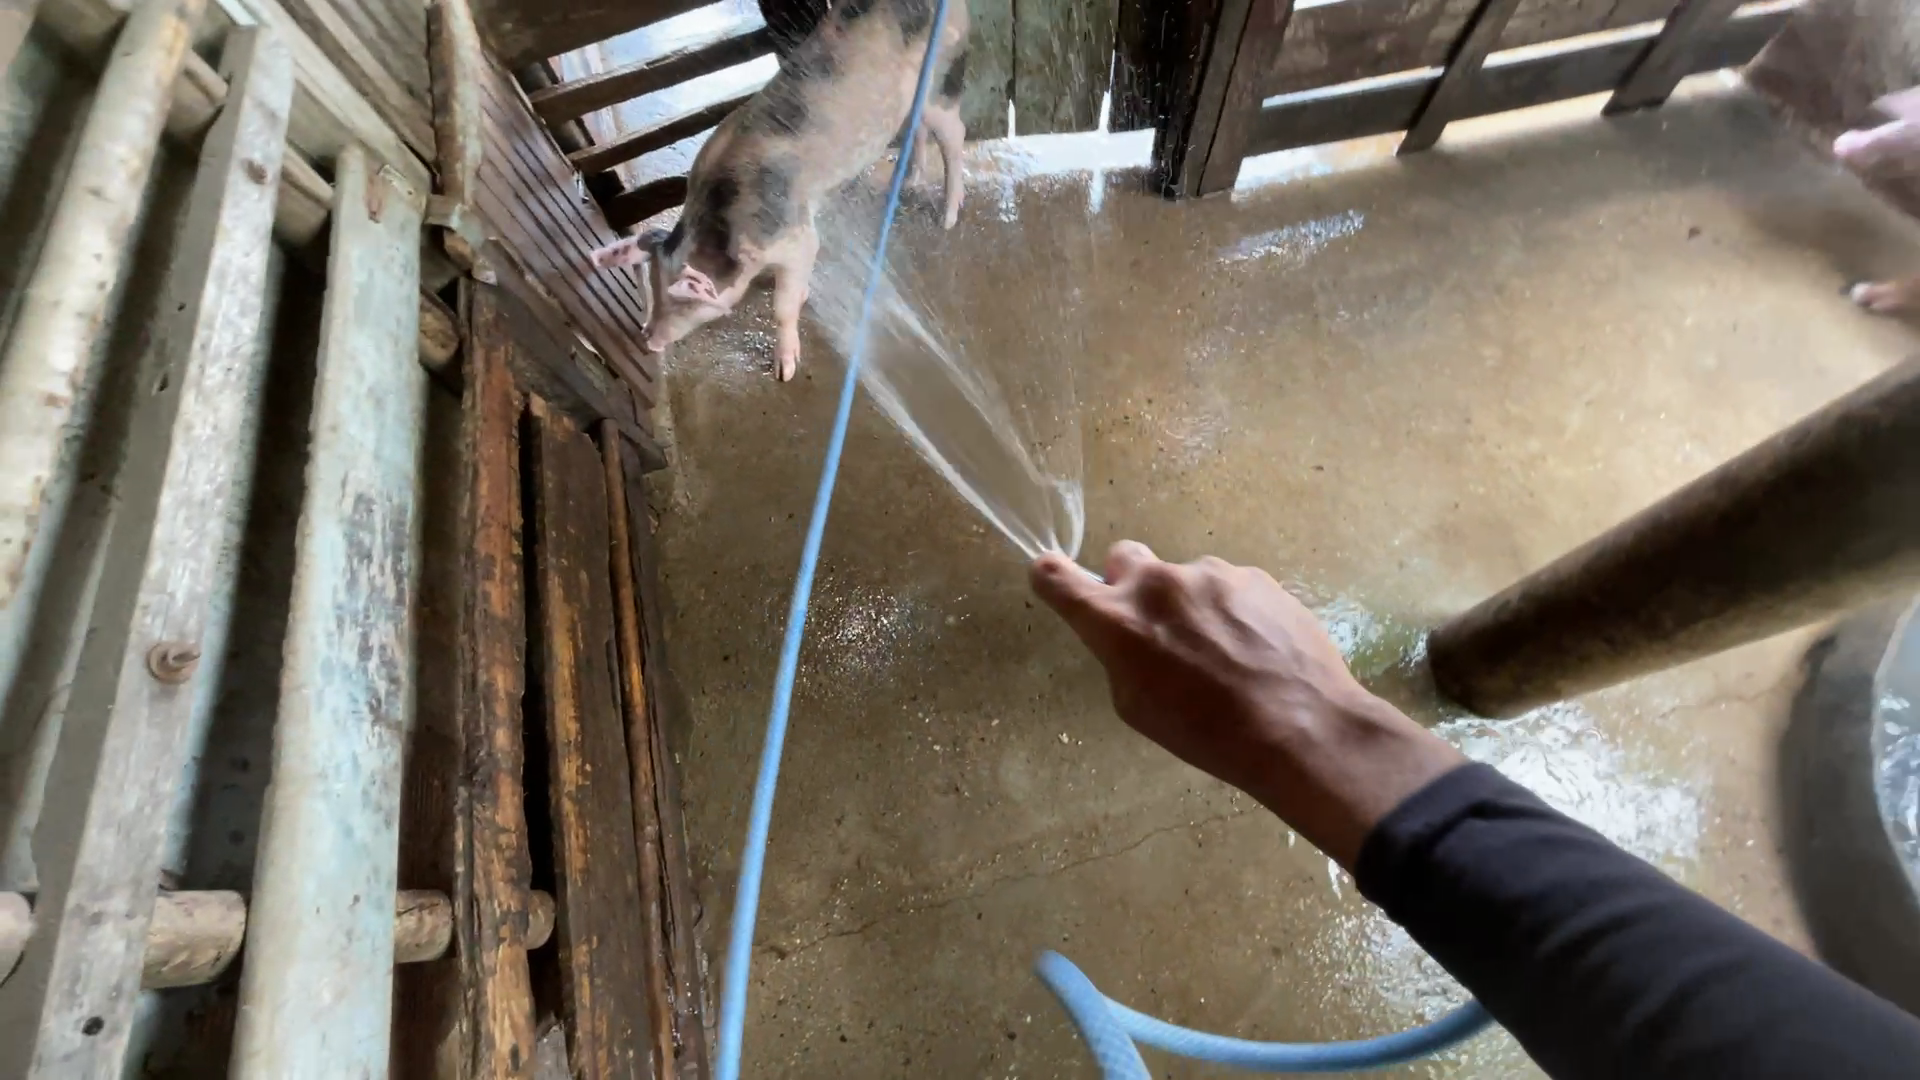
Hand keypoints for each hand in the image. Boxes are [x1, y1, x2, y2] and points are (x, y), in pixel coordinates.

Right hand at [1030, 542, 1463, 866]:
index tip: (1054, 581)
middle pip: (1123, 558)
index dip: (1049, 576)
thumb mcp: (1136, 707)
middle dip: (1130, 585)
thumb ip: (1119, 654)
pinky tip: (1255, 646)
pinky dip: (1230, 608)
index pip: (1054, 576)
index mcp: (1116, 620)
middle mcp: (1155, 583)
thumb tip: (1128, 633)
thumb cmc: (1206, 733)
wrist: (1303, 728)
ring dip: (1189, 603)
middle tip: (1157, 626)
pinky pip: (1226, 585)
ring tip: (1225, 651)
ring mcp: (1208, 573)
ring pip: (1182, 577)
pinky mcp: (1253, 575)